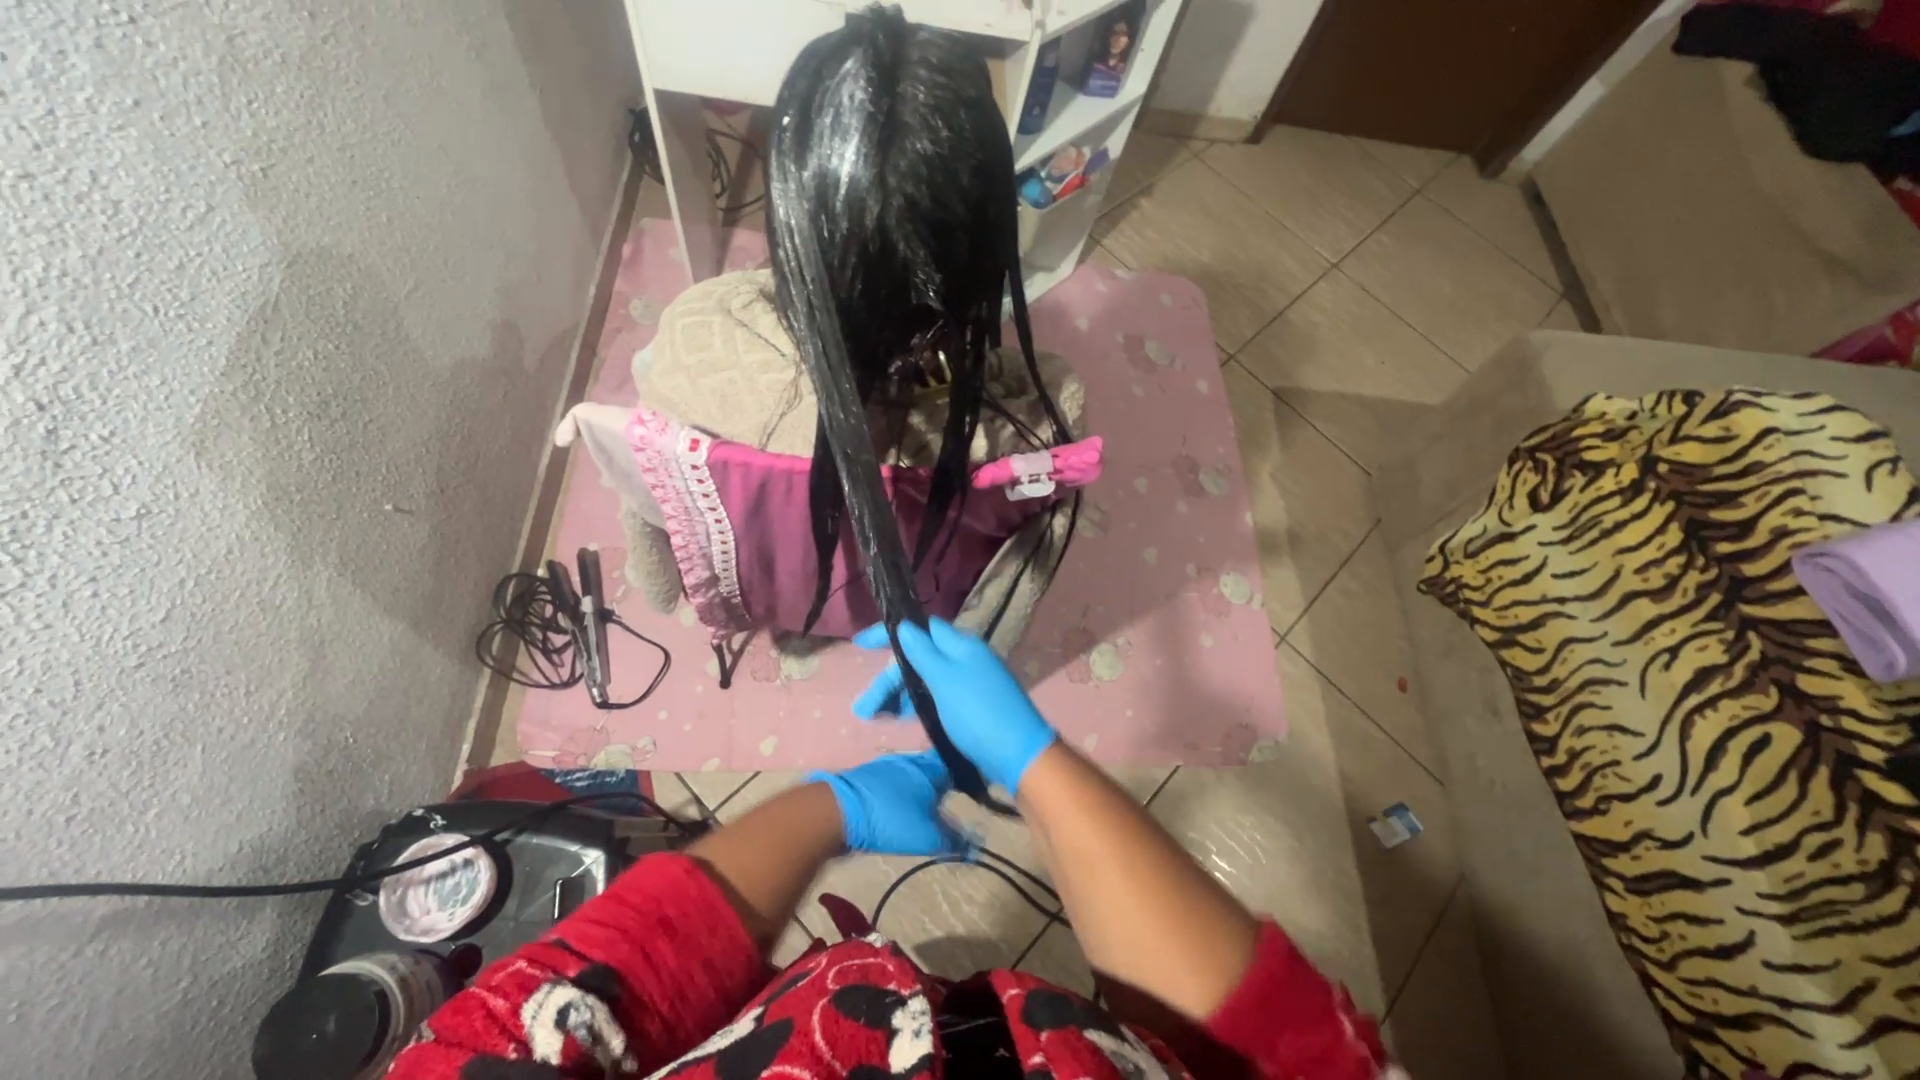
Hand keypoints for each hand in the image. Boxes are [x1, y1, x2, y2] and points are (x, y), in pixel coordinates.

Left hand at [812, 750, 971, 855]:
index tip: (978, 791)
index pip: (957, 765)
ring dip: (921, 790)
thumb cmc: (889, 818)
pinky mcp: (867, 780)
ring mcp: (886, 767)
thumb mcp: (927, 836)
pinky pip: (895, 784)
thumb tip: (976, 847)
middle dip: (944, 784)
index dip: (969, 777)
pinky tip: (902, 810)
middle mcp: (910, 761)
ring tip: (930, 808)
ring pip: (913, 776)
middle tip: (954, 803)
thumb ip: (954, 841)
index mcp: (929, 767)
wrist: (834, 812)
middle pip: (935, 769)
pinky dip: (902, 795)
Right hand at [851, 619, 1057, 794]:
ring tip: (877, 717)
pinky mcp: (971, 706)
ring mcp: (969, 683)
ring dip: (900, 694)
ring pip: (925, 679)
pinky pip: (936, 696)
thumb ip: (923, 652)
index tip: (860, 644)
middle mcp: (965, 659)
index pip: (920, 628)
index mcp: (961, 645)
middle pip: (919, 658)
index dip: (890, 633)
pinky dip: (917, 704)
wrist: (1018, 753)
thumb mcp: (944, 680)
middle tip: (865, 709)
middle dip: (889, 680)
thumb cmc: (978, 713)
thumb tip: (904, 625)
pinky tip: (903, 718)